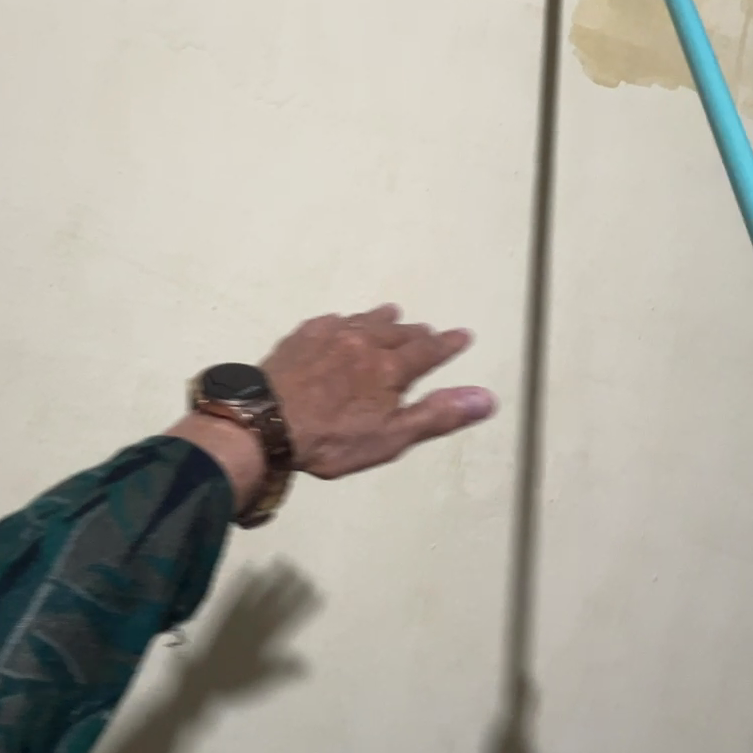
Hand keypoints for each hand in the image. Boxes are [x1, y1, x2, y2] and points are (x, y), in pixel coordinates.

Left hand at [262, 304, 496, 478]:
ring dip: (382, 319)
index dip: (447, 344)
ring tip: (391, 313)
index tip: (463, 335)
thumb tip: (486, 396)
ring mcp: (330, 336)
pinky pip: (330, 322)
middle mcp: (364, 343)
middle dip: (415, 333)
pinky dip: (344, 321)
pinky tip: (340, 323)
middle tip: (426, 330)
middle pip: (397, 333)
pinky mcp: (302, 336)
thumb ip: (438, 415)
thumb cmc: (331, 439)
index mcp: (389, 369)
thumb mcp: (391, 437)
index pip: (428, 351)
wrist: (265, 422)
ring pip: (364, 321)